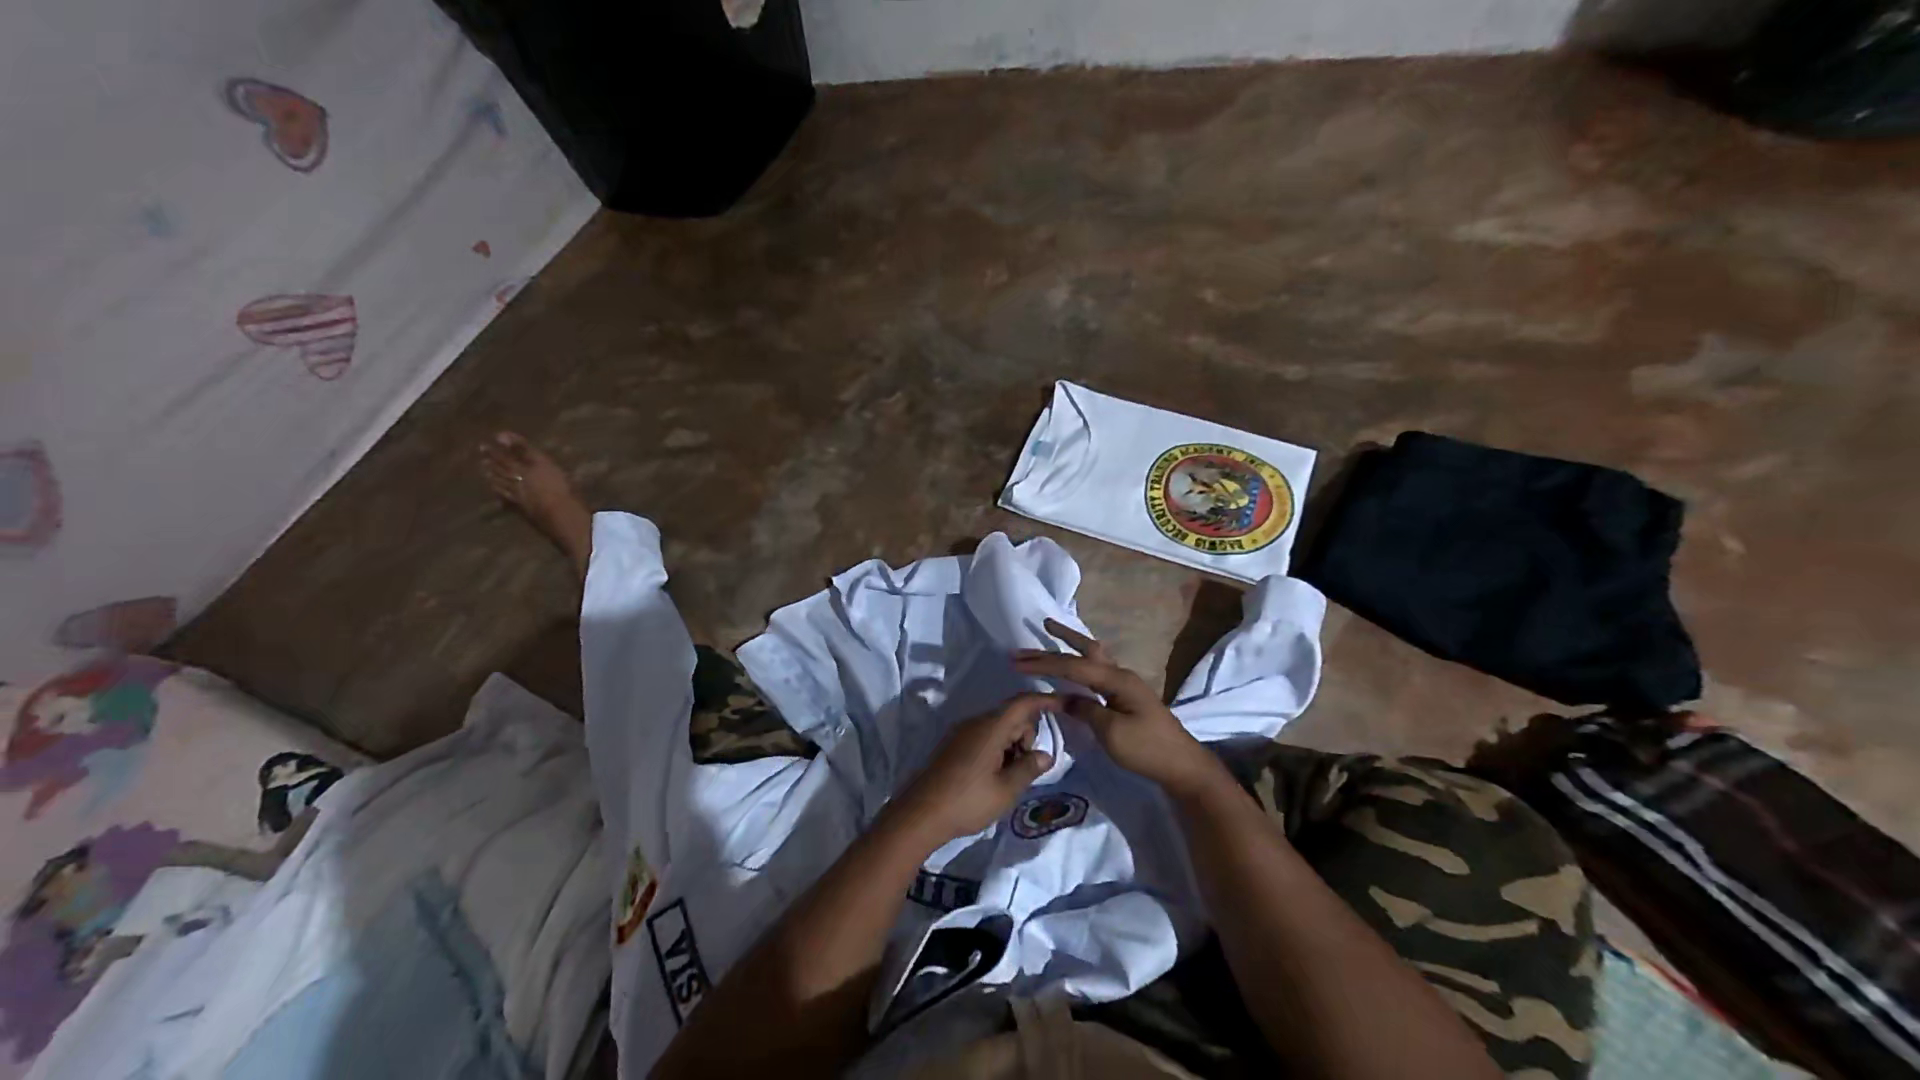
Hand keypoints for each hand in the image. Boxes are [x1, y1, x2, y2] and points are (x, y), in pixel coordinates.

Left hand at [885, 692, 1060, 847]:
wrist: (919, 815)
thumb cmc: (967, 801)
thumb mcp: (1006, 790)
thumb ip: (1028, 768)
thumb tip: (1044, 755)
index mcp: (989, 727)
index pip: (1022, 703)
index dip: (1045, 701)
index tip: (1065, 705)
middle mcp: (974, 723)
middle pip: (1011, 717)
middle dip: (1026, 736)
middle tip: (1025, 769)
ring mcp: (960, 734)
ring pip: (997, 729)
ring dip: (1011, 746)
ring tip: (1008, 779)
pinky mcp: (952, 746)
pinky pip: (983, 738)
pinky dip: (996, 751)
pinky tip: (993, 777)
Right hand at [1015, 619, 1224, 796]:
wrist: (1181, 765)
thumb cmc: (1147, 749)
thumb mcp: (1111, 732)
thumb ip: (1085, 709)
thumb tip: (1064, 698)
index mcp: (1116, 679)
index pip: (1073, 666)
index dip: (1044, 663)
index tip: (1017, 662)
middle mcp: (1120, 675)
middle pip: (1085, 650)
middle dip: (1058, 641)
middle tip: (1034, 631)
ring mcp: (1125, 685)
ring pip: (1093, 656)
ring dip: (1071, 643)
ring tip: (1052, 630)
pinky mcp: (1126, 697)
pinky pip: (1097, 670)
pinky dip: (1080, 661)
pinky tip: (1074, 664)